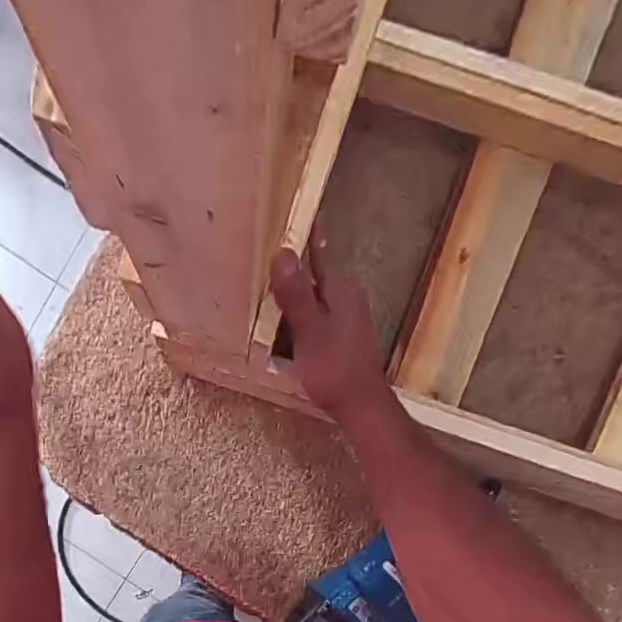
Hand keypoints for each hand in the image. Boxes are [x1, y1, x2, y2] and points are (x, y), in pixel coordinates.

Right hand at [268, 242, 389, 421]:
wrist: (361, 408)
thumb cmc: (335, 370)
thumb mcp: (310, 331)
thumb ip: (296, 294)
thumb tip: (283, 252)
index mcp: (341, 290)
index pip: (318, 251)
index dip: (301, 234)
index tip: (285, 213)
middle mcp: (347, 299)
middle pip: (313, 275)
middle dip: (290, 268)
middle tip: (259, 253)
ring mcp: (346, 320)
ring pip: (313, 299)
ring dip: (291, 297)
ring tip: (261, 289)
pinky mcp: (341, 339)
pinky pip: (314, 319)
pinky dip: (297, 320)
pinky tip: (279, 329)